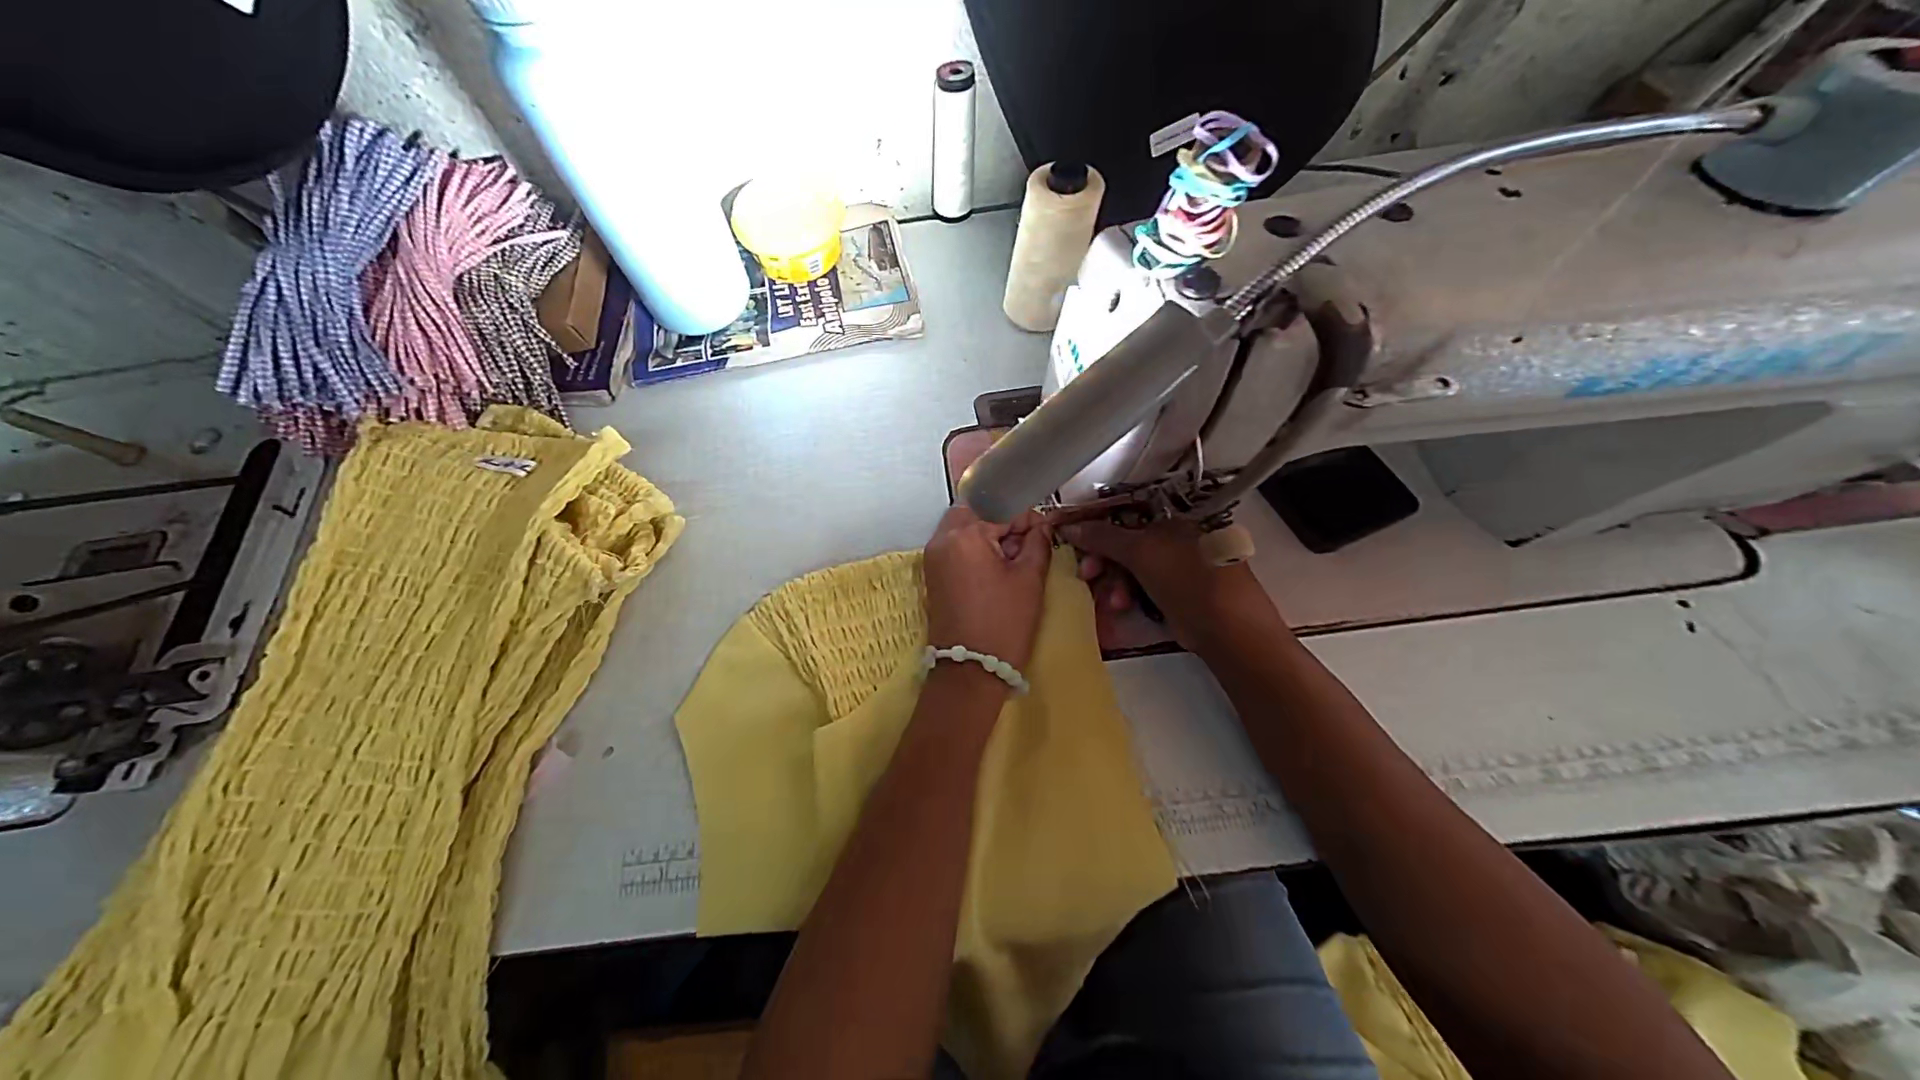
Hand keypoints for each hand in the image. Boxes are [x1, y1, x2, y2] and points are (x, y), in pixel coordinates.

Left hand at [923, 506, 1052, 672]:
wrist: (969, 672)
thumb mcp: (1029, 580)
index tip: (1044, 533)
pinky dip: (974, 548)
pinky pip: (954, 547)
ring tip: (1012, 558)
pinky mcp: (932, 574)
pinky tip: (995, 569)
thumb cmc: (1004, 624)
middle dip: (1002, 520)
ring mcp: (933, 557)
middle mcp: (942, 539)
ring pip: (963, 528)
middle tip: (1026, 544)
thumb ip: (1037, 543)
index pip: (1001, 507)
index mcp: (965, 534)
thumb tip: (1041, 527)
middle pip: (976, 511)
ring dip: (987, 534)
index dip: (1028, 518)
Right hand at [1061, 518, 1284, 652]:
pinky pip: (1141, 590)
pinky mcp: (1177, 597)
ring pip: (1131, 571)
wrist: (1227, 627)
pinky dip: (1129, 596)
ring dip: (1115, 584)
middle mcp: (1175, 542)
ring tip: (1116, 601)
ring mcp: (1177, 570)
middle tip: (1087, 575)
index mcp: (1172, 522)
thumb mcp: (1141, 552)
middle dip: (1104, 561)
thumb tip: (1073, 527)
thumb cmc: (1187, 580)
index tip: (1075, 544)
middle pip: (1125, 546)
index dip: (1097, 531)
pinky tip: (1125, 607)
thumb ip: (1104, 537)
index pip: (1125, 519)